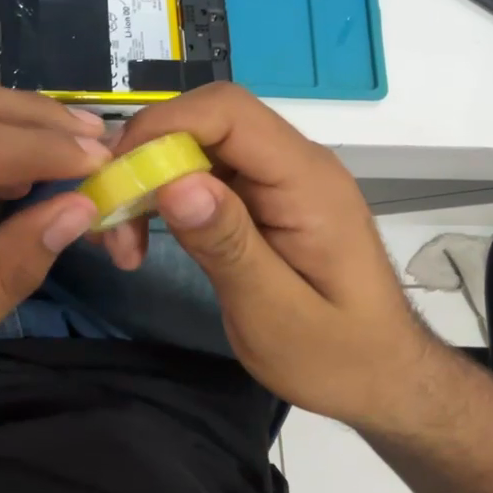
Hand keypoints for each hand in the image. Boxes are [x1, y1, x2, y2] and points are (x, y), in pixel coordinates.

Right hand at [105, 84, 434, 425]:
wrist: (382, 380)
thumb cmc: (338, 358)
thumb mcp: (277, 315)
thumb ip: (229, 246)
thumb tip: (174, 182)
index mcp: (306, 182)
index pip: (228, 112)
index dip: (163, 126)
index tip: (115, 177)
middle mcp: (290, 164)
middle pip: (202, 122)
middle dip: (144, 159)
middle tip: (109, 220)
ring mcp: (273, 179)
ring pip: (191, 147)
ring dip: (145, 185)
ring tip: (120, 246)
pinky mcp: (256, 198)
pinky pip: (196, 176)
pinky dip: (159, 201)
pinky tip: (139, 242)